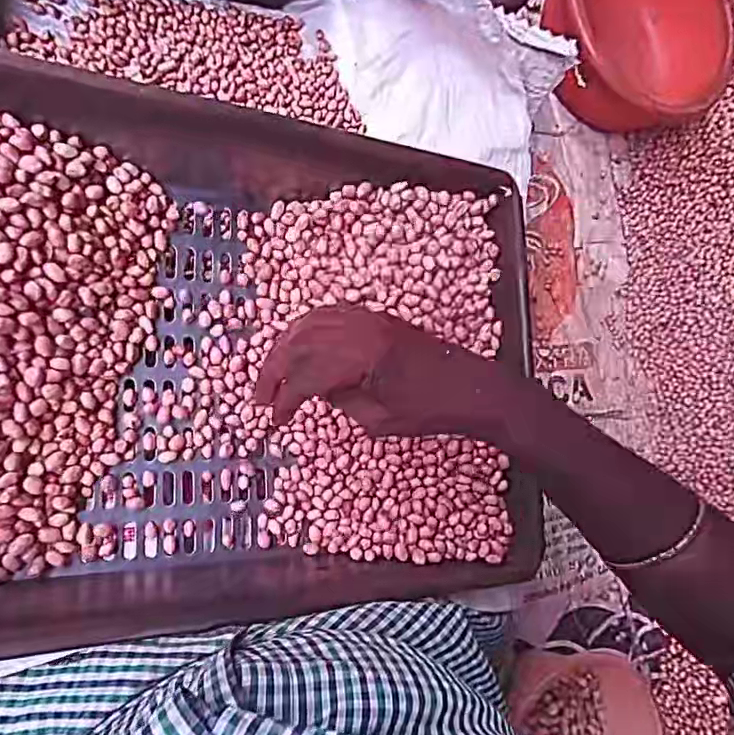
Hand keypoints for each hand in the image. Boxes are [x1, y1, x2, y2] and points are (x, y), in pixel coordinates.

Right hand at [254, 305, 516, 438]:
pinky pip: (329, 314)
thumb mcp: (379, 419)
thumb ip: (341, 401)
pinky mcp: (376, 317)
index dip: (285, 400)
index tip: (275, 419)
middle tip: (261, 397)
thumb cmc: (431, 410)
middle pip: (298, 342)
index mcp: (361, 356)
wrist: (472, 387)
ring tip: (273, 373)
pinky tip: (299, 346)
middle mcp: (361, 329)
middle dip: (273, 370)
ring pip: (309, 322)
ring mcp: (369, 318)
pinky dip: (307, 329)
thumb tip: (315, 391)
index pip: (306, 375)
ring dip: (285, 347)